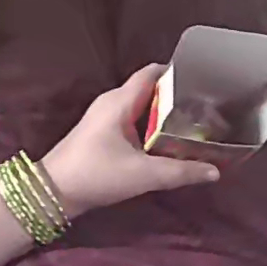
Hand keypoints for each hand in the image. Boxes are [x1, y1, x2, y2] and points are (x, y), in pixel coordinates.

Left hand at [43, 64, 220, 216]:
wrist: (52, 193)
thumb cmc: (96, 175)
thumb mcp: (143, 175)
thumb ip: (181, 172)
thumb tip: (214, 172)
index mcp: (119, 101)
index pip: (152, 72)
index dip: (177, 73)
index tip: (203, 82)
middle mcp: (111, 103)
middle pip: (150, 90)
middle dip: (176, 98)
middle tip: (205, 108)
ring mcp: (104, 118)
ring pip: (141, 108)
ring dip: (164, 115)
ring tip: (193, 125)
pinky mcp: (101, 134)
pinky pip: (132, 121)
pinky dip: (150, 127)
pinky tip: (167, 143)